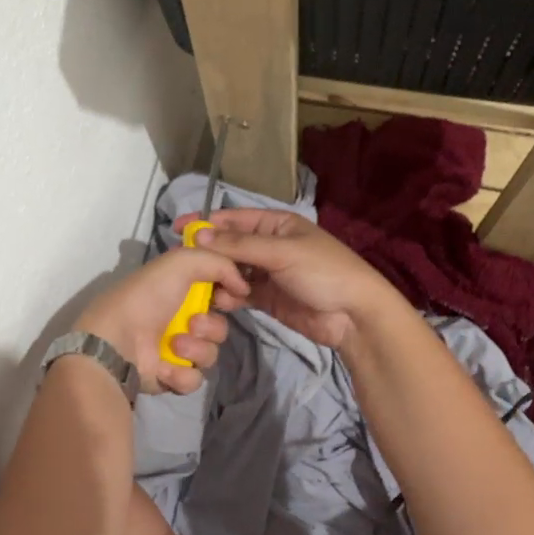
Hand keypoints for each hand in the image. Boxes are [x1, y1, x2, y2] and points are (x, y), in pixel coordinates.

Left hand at [73, 247, 247, 394]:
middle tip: (192, 323)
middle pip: (218, 325)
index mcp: (177, 290)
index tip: (226, 297)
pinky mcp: (170, 378)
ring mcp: (174, 351)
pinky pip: (195, 379)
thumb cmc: (146, 297)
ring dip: (196, 349)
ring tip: (174, 346)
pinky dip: (182, 374)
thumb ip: (217, 263)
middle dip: (210, 326)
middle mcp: (177, 319)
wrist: (117, 342)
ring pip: (210, 353)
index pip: (216, 292)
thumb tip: (243, 286)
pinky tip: (165, 368)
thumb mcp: (180, 263)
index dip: (227, 295)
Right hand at [181, 209, 399, 349]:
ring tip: (201, 286)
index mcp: (276, 224)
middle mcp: (269, 245)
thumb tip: (201, 234)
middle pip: (230, 245)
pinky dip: (229, 296)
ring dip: (217, 277)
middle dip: (208, 254)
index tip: (178, 228)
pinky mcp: (268, 299)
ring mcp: (268, 274)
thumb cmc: (323, 272)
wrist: (355, 316)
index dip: (206, 222)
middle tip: (183, 265)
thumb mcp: (281, 252)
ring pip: (232, 271)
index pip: (233, 218)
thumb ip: (240, 244)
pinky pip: (241, 293)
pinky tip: (218, 302)